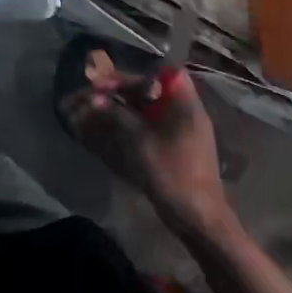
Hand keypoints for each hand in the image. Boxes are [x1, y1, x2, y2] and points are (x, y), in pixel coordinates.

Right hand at [65, 61, 237, 237]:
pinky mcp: (175, 146)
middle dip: (122, 91)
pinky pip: (150, 124)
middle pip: (152, 91)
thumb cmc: (173, 175)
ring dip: (124, 106)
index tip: (107, 82)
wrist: (198, 218)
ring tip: (97, 108)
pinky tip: (111, 126)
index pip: (160, 74)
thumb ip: (118, 116)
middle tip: (95, 95)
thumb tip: (94, 99)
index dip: (132, 76)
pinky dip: (131, 122)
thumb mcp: (141, 142)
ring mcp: (181, 130)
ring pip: (149, 108)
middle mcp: (186, 112)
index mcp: (186, 106)